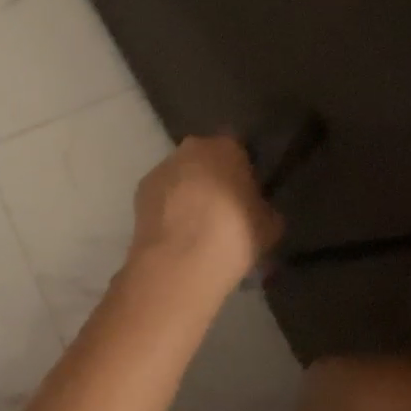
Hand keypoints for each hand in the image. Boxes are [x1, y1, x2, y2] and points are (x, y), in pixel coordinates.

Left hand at [129, 135, 283, 287]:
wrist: (179, 264)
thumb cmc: (233, 237)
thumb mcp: (270, 226)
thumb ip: (265, 209)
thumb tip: (259, 209)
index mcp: (227, 147)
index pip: (240, 150)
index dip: (243, 171)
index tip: (247, 195)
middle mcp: (191, 148)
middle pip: (206, 158)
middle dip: (213, 177)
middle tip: (223, 209)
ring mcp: (161, 168)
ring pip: (181, 175)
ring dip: (188, 191)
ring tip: (197, 226)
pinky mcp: (140, 190)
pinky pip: (162, 194)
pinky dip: (168, 207)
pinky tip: (176, 232)